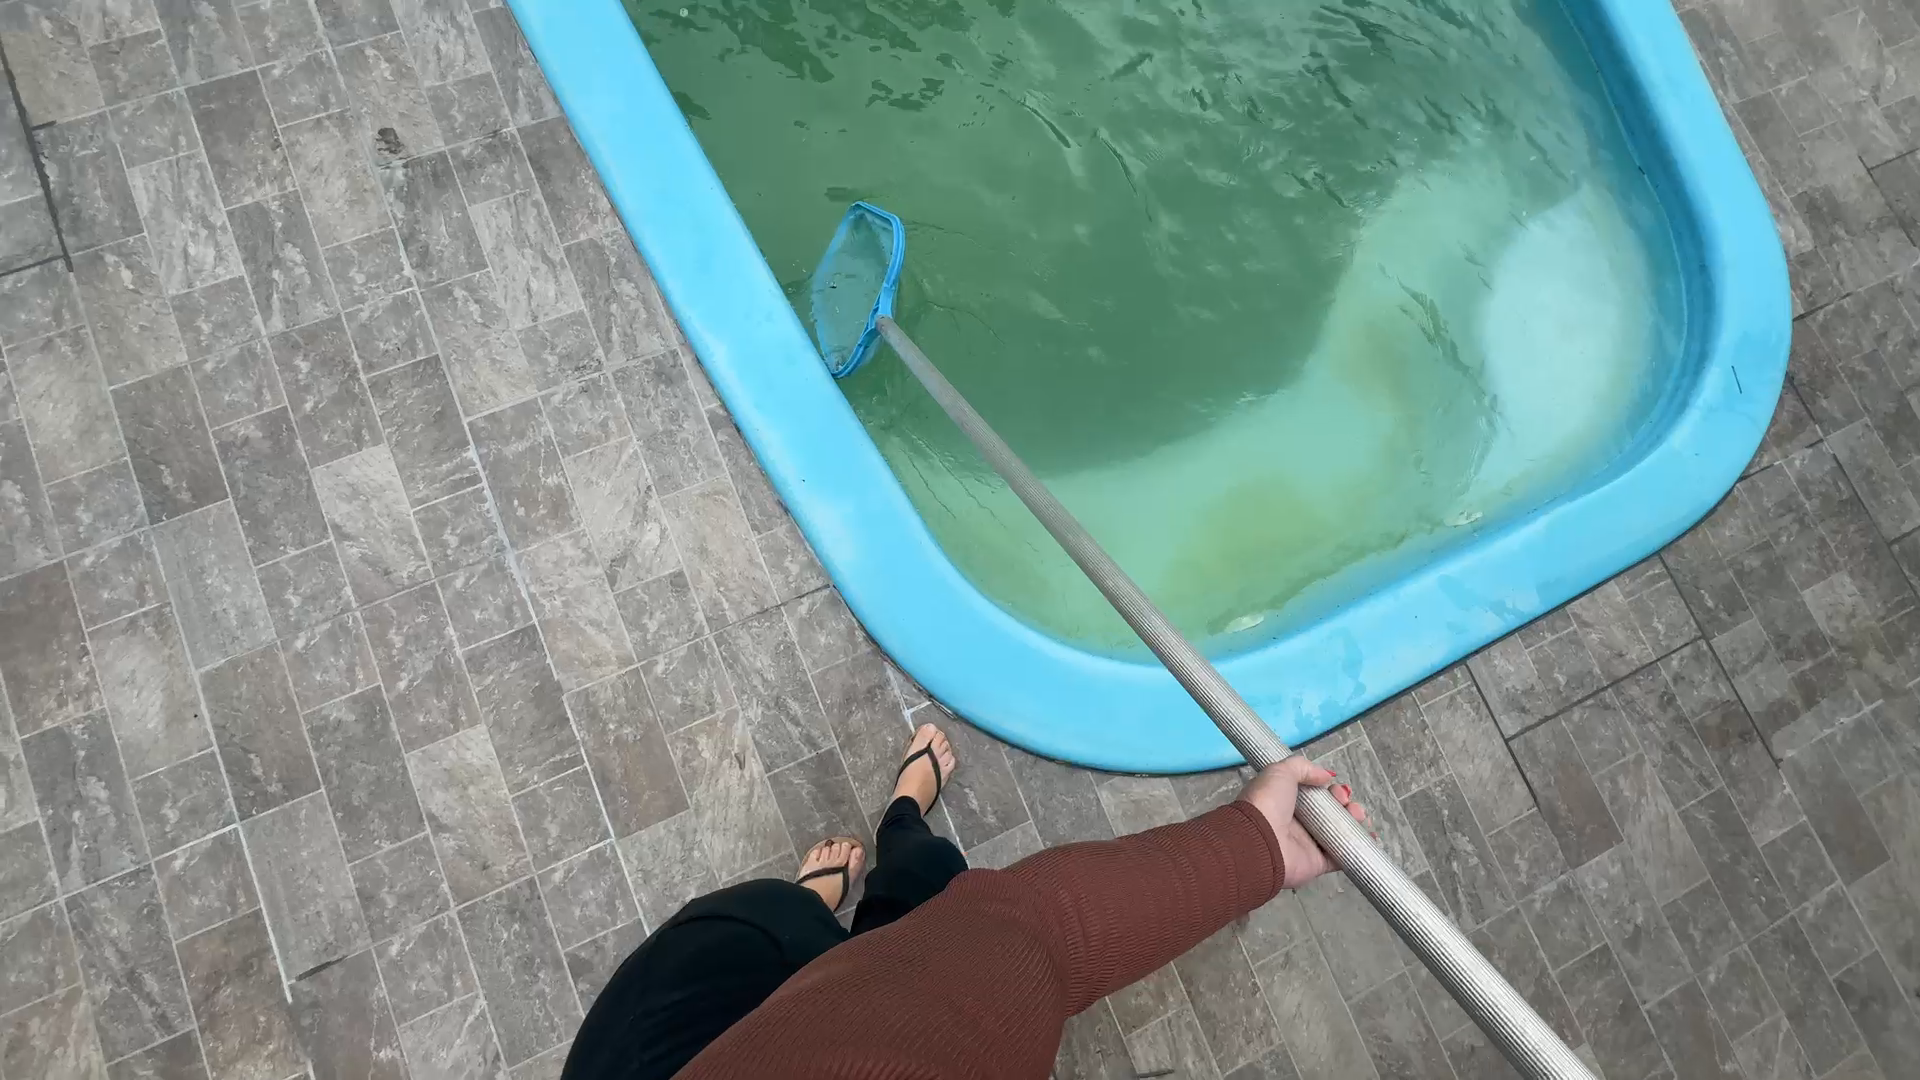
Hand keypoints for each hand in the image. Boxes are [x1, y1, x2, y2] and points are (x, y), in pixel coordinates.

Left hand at [1236, 756, 1366, 889]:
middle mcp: (1296, 820)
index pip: (1312, 792)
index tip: (1335, 786)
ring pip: (1338, 831)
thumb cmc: (1266, 802)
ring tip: (1358, 815)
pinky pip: (1343, 855)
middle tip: (1347, 801)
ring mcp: (1307, 842)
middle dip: (1344, 803)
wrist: (1259, 841)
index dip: (1328, 788)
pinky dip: (1358, 846)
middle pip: (1328, 810)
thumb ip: (1302, 768)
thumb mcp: (1279, 772)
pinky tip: (1369, 837)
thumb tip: (1325, 775)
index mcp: (1284, 799)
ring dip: (1353, 821)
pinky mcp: (1318, 862)